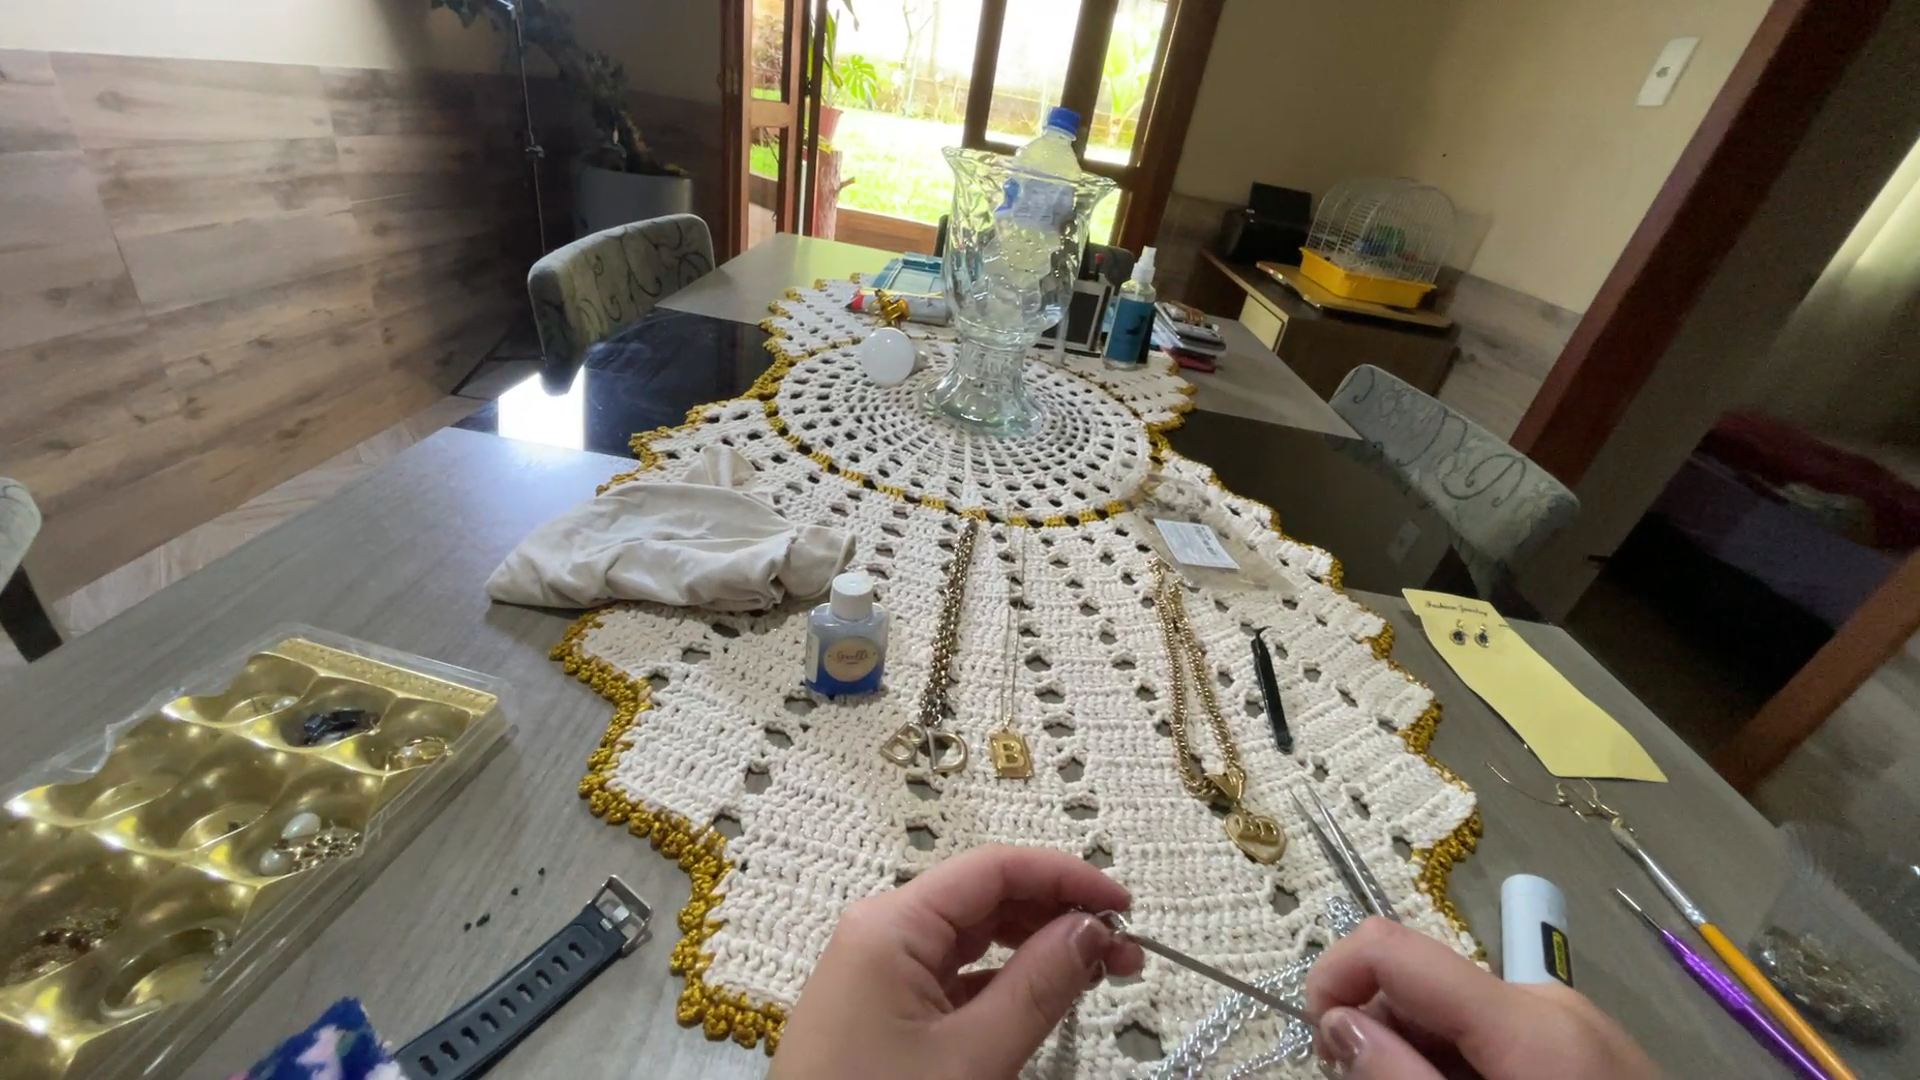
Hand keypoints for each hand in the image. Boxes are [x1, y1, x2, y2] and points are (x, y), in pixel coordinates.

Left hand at [770, 844, 1144, 1079]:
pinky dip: (1002, 978)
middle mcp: (883, 929)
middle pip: (983, 898)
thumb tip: (1095, 926)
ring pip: (971, 935)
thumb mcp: (972, 1061)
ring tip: (1099, 968)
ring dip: (1035, 945)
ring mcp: (879, 968)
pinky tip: (1044, 992)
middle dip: (1056, 913)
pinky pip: (954, 974)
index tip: (1125, 904)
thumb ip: (1039, 985)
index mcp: (892, 922)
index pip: (992, 869)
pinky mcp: (883, 1007)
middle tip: (1125, 948)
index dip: (1063, 876)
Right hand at [1305, 918, 1659, 1078]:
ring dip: (1417, 1057)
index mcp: (1530, 1021)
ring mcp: (1578, 1028)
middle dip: (1380, 1032)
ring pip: (1450, 1013)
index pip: (1390, 946)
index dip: (1333, 976)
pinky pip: (1494, 1039)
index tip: (1319, 1040)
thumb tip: (1337, 1023)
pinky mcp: (1590, 1054)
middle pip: (1419, 983)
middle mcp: (1552, 1004)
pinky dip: (1459, 1068)